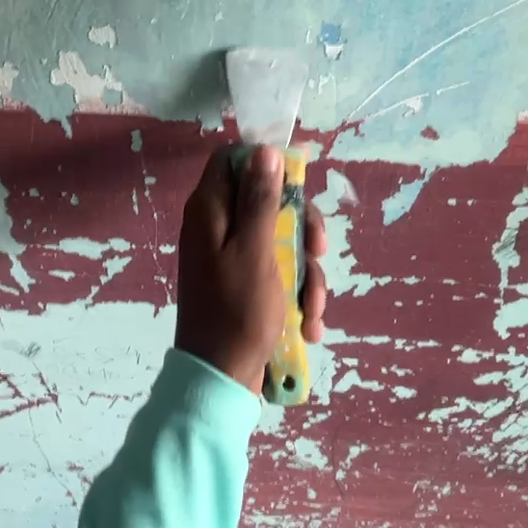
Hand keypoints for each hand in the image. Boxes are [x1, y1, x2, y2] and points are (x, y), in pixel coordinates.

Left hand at [174, 145, 328, 392]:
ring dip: (305, 270)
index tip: (300, 178)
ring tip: (314, 306)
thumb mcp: (254, 250)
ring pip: (279, 238)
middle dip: (300, 224)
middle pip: (265, 199)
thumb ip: (259, 199)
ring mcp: (230, 255)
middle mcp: (216, 225)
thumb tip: (264, 150)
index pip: (231, 161)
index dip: (265, 161)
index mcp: (209, 210)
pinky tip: (308, 322)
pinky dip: (295, 292)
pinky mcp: (243, 281)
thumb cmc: (237, 310)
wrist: (221, 378)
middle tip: (318, 248)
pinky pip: (276, 270)